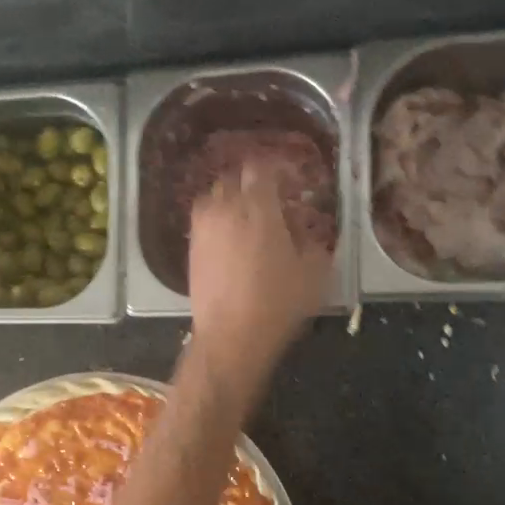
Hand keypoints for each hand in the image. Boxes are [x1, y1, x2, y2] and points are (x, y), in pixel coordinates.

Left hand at [188, 157, 333, 401]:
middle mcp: (225, 209)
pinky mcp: (191, 249)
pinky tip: (230, 240)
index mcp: (258, 207)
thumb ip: (313, 242)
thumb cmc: (278, 303)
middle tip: (270, 199)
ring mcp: (203, 229)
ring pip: (213, 198)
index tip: (289, 181)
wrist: (231, 336)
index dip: (276, 169)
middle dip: (252, 183)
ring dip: (230, 200)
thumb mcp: (313, 272)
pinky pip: (204, 222)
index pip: (261, 168)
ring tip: (247, 218)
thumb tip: (306, 232)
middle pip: (234, 178)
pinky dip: (217, 222)